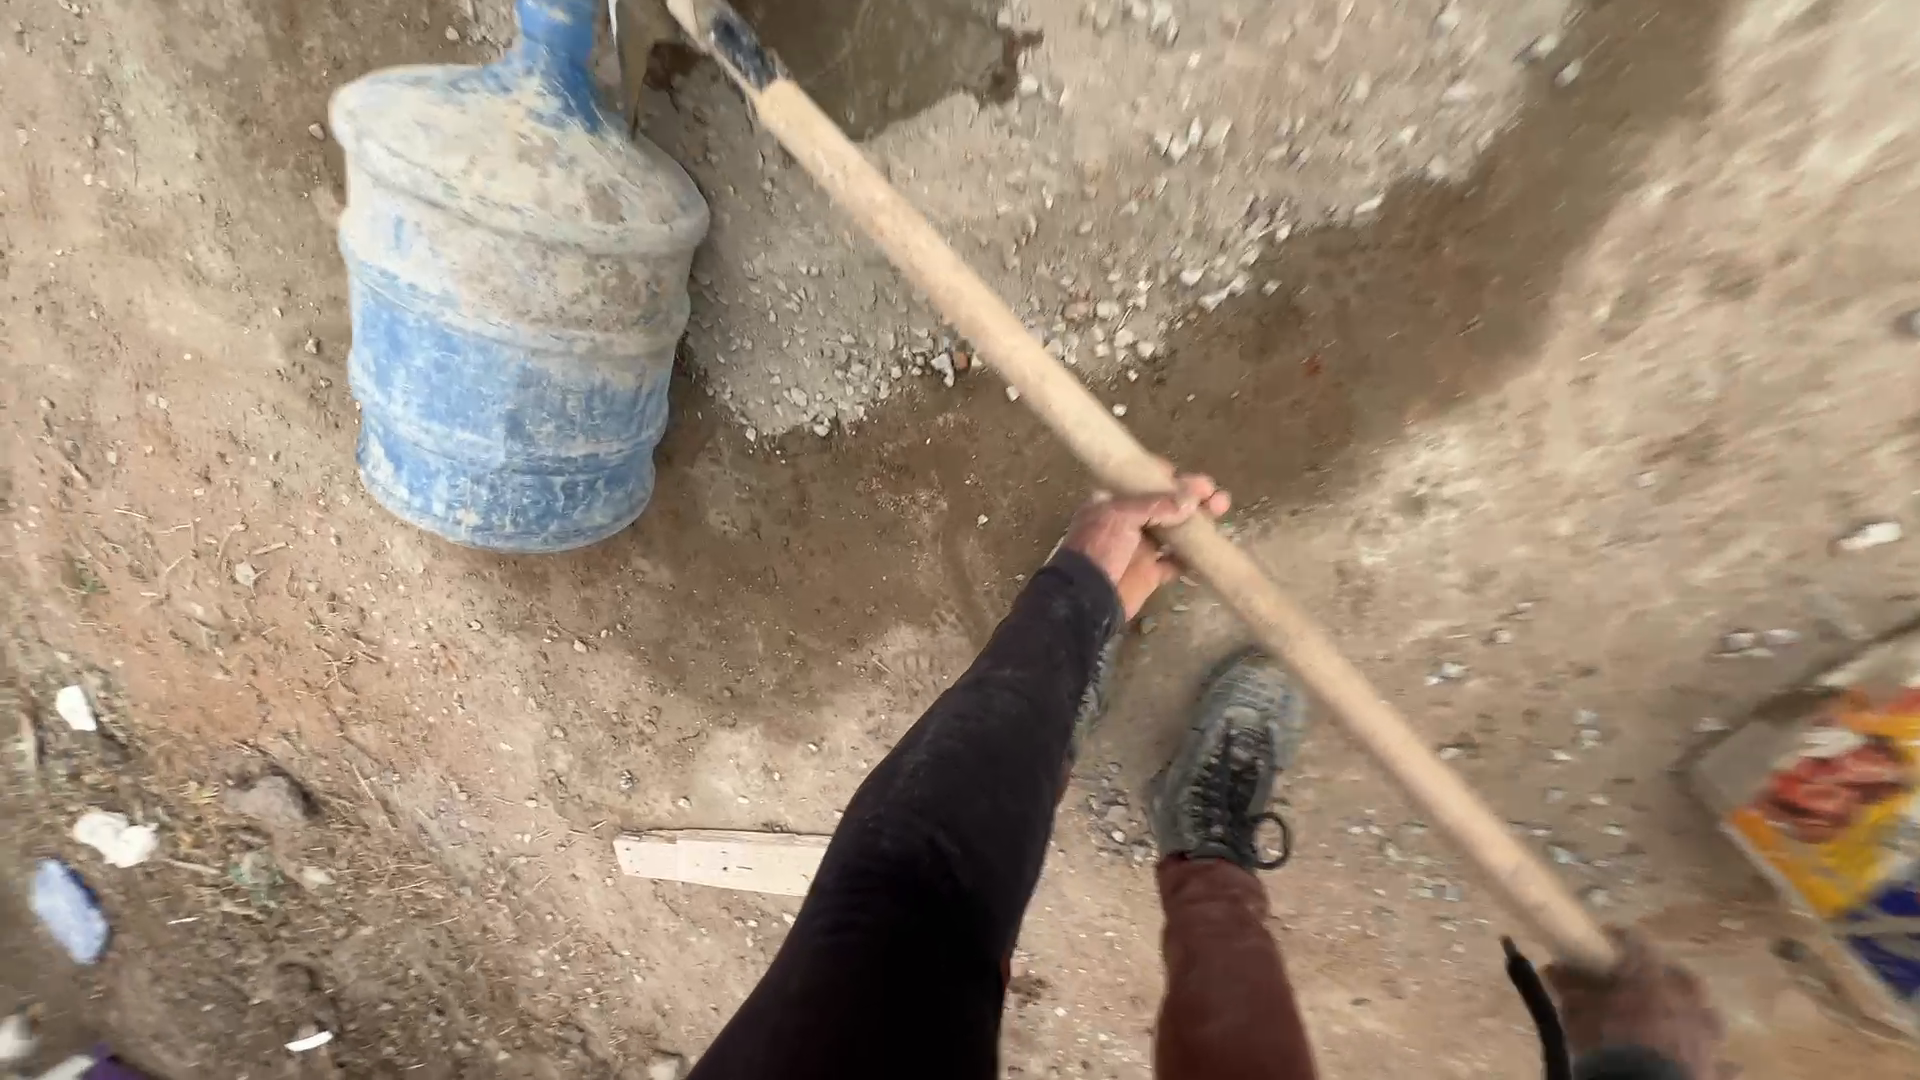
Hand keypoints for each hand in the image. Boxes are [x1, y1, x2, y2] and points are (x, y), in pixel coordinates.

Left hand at [1059, 473, 1229, 619]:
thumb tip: (1192, 500)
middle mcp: (1128, 522)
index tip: (1193, 481)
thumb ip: (1156, 505)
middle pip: (1166, 505)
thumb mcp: (1120, 515)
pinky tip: (1211, 548)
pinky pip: (1177, 562)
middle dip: (1193, 498)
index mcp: (1113, 501)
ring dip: (1198, 523)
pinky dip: (1193, 556)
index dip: (1171, 478)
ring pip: (1176, 531)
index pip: (1145, 482)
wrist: (1086, 596)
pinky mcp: (1150, 573)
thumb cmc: (1098, 547)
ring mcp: (1140, 548)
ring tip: (1221, 512)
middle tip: (1216, 496)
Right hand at [1545, 931, 1724, 1079]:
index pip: (1638, 945)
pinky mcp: (1717, 1071)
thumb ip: (1568, 985)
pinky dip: (1714, 1056)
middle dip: (1669, 973)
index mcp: (1650, 982)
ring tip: (1677, 1013)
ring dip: (1695, 1011)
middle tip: (1650, 974)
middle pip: (1687, 980)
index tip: (1605, 935)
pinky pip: (1723, 1061)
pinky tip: (1700, 1055)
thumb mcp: (1575, 1009)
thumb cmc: (1606, 1042)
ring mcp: (1707, 1041)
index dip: (1621, 937)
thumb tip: (1553, 967)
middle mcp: (1685, 1006)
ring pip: (1710, 1017)